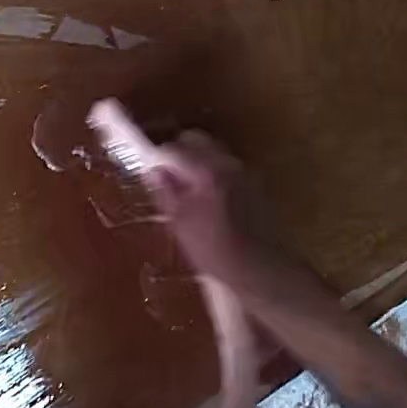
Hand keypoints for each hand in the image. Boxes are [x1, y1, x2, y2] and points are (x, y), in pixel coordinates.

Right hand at [87, 100, 279, 294]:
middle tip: (167, 177)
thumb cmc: (214, 250)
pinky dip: (214, 173)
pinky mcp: (255, 183)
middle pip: (196, 140)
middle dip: (178, 152)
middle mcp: (227, 162)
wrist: (259, 268)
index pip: (172, 148)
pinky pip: (228, 167)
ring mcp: (244, 171)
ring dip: (197, 161)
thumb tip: (153, 171)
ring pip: (213, 152)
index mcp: (205, 170)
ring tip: (189, 191)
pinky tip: (211, 201)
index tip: (147, 168)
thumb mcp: (180, 223)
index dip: (156, 156)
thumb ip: (165, 191)